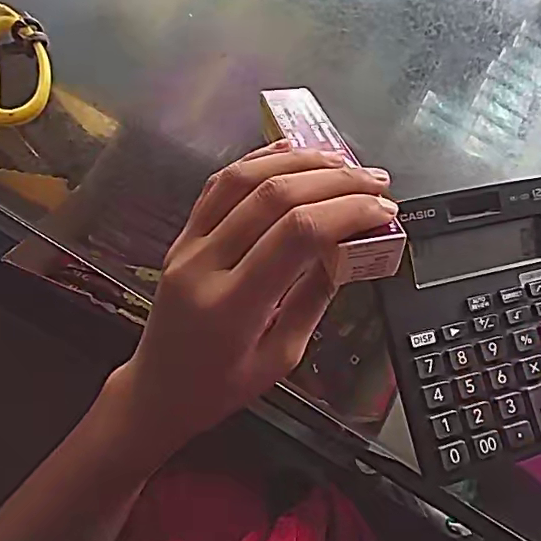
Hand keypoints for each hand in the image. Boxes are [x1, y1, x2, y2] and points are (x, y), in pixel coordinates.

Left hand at [126, 140, 396, 443]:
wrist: (157, 389)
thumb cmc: (219, 386)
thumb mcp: (280, 357)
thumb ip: (314, 299)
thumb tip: (348, 251)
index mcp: (232, 305)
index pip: (296, 235)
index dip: (346, 212)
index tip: (382, 210)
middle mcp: (204, 265)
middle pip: (274, 198)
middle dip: (334, 181)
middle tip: (374, 182)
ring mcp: (188, 244)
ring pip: (244, 180)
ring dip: (299, 163)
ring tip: (341, 160)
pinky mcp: (183, 234)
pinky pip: (219, 184)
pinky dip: (258, 160)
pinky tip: (288, 151)